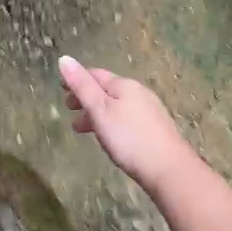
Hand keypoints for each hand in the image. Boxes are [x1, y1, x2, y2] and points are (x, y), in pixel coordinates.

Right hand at [58, 56, 201, 194]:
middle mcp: (139, 93)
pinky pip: (127, 119)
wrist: (170, 171)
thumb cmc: (128, 138)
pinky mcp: (157, 129)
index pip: (95, 74)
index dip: (76, 79)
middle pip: (106, 90)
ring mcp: (151, 111)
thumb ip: (81, 85)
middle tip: (68, 110)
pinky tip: (109, 137)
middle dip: (85, 98)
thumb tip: (64, 58)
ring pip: (116, 106)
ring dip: (96, 113)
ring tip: (82, 129)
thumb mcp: (99, 109)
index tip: (61, 90)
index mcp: (124, 85)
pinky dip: (111, 123)